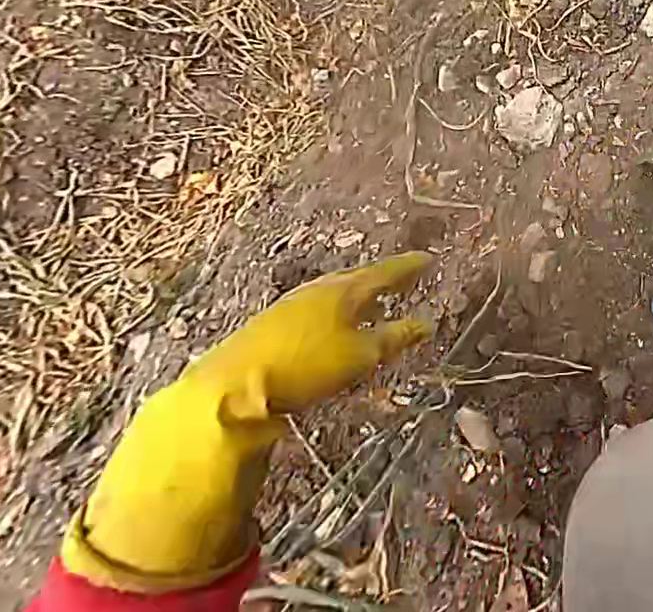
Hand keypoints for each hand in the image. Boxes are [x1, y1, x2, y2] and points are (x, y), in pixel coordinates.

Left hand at [187, 251, 434, 414]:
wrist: (223, 393)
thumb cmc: (306, 367)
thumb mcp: (362, 355)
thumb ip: (396, 337)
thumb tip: (427, 324)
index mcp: (346, 290)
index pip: (387, 271)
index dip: (410, 266)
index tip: (429, 259)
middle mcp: (318, 289)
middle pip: (359, 277)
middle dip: (384, 278)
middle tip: (405, 278)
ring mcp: (289, 305)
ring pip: (334, 291)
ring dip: (357, 294)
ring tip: (373, 300)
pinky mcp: (267, 325)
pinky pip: (315, 306)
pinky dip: (335, 308)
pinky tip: (335, 321)